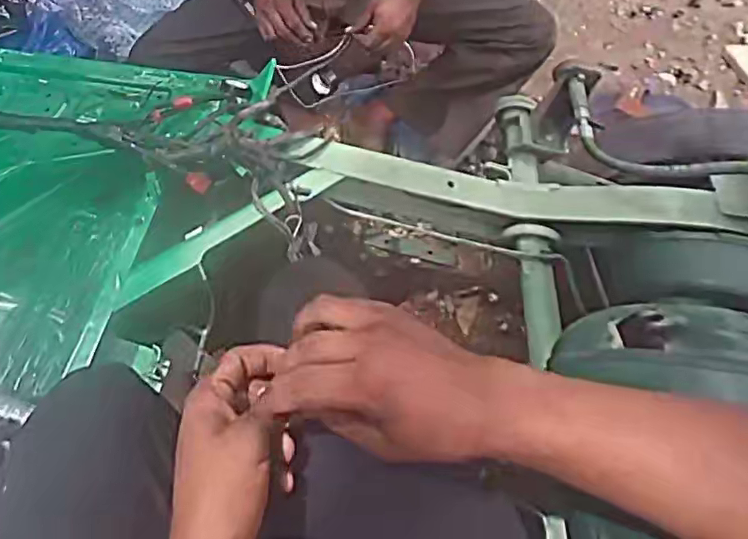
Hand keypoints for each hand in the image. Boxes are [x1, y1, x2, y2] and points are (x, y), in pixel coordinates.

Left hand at [172, 345, 292, 538]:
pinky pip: (258, 447)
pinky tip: (281, 476)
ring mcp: (220, 441)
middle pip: (253, 388)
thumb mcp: (251, 435)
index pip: (239, 357)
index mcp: (207, 397)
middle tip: (294, 419)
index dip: (268, 356)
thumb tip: (284, 381)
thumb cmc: (224, 489)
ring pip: (260, 420)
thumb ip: (269, 401)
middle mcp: (211, 414)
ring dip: (279, 435)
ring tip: (285, 456)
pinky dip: (273, 457)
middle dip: (278, 404)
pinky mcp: (230, 467)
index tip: (296, 364)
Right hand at [246, 0, 316, 45]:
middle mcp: (271, 12)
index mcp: (282, 4)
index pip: (293, 23)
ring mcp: (263, 17)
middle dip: (295, 40)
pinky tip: (281, 39)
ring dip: (285, 42)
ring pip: (274, 36)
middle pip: (284, 32)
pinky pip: (265, 34)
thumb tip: (311, 25)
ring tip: (294, 42)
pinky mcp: (258, 20)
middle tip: (304, 43)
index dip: (302, 33)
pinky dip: (274, 40)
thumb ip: (303, 10)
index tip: (309, 39)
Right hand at [255, 296, 524, 463]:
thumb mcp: (385, 444)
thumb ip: (339, 423)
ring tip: (300, 352)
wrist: (482, 397)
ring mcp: (374, 317)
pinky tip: (328, 335)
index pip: (301, 383)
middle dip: (284, 367)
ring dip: (299, 332)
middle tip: (281, 384)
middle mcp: (363, 340)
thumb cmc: (438, 432)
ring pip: (317, 310)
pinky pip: (342, 303)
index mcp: (363, 380)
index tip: (264, 406)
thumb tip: (310, 409)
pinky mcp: (385, 307)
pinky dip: (324, 317)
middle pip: (303, 345)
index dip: (276, 396)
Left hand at [351, 0, 421, 51]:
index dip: (360, 41)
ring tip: (372, 36)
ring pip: (385, 51)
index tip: (356, 34)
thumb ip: (361, 21)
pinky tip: (382, 36)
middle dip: (367, 46)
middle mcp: (393, 37)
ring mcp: (401, 38)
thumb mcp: (371, 7)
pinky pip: (393, 47)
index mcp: (383, 29)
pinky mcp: (406, 36)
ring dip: (377, 47)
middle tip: (362, 36)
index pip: (368, 44)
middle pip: (376, 51)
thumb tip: (352, 31)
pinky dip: (385, 46)